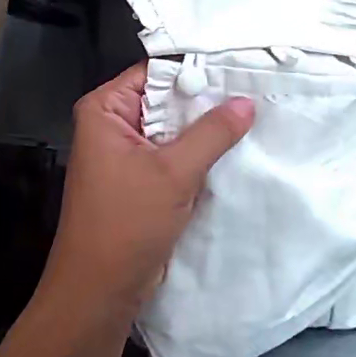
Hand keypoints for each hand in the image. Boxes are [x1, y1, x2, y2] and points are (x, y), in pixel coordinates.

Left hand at [41, 62, 253, 320]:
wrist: (100, 290)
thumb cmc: (126, 223)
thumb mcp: (173, 173)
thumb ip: (211, 133)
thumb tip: (246, 101)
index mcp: (103, 109)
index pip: (153, 72)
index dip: (193, 69)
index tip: (239, 66)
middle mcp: (111, 124)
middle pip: (164, 100)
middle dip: (205, 100)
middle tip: (256, 90)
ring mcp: (125, 153)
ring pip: (172, 130)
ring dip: (205, 130)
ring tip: (255, 116)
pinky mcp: (140, 180)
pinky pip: (173, 156)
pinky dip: (198, 155)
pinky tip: (235, 149)